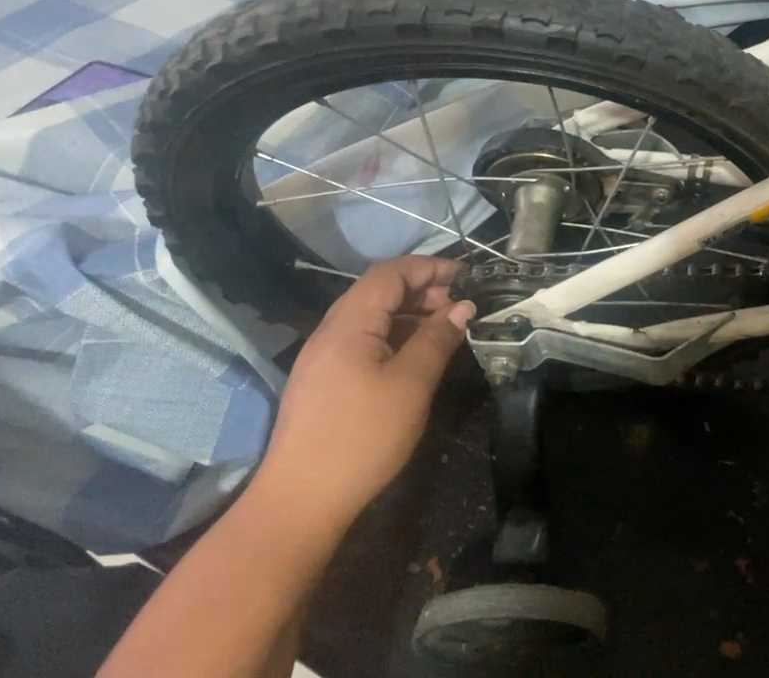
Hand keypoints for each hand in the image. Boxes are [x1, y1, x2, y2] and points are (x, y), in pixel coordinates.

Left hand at [252, 256, 472, 528]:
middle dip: (423, 289)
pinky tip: (418, 356)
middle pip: (378, 291)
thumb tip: (463, 307)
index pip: (390, 273)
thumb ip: (437, 339)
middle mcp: (331, 332)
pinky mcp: (325, 381)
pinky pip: (364, 341)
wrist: (300, 501)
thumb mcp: (411, 385)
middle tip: (462, 308)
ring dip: (411, 314)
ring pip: (372, 317)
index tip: (468, 276)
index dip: (430, 267)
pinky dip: (396, 336)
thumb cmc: (361, 437)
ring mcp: (324, 357)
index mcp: (348, 324)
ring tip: (447, 330)